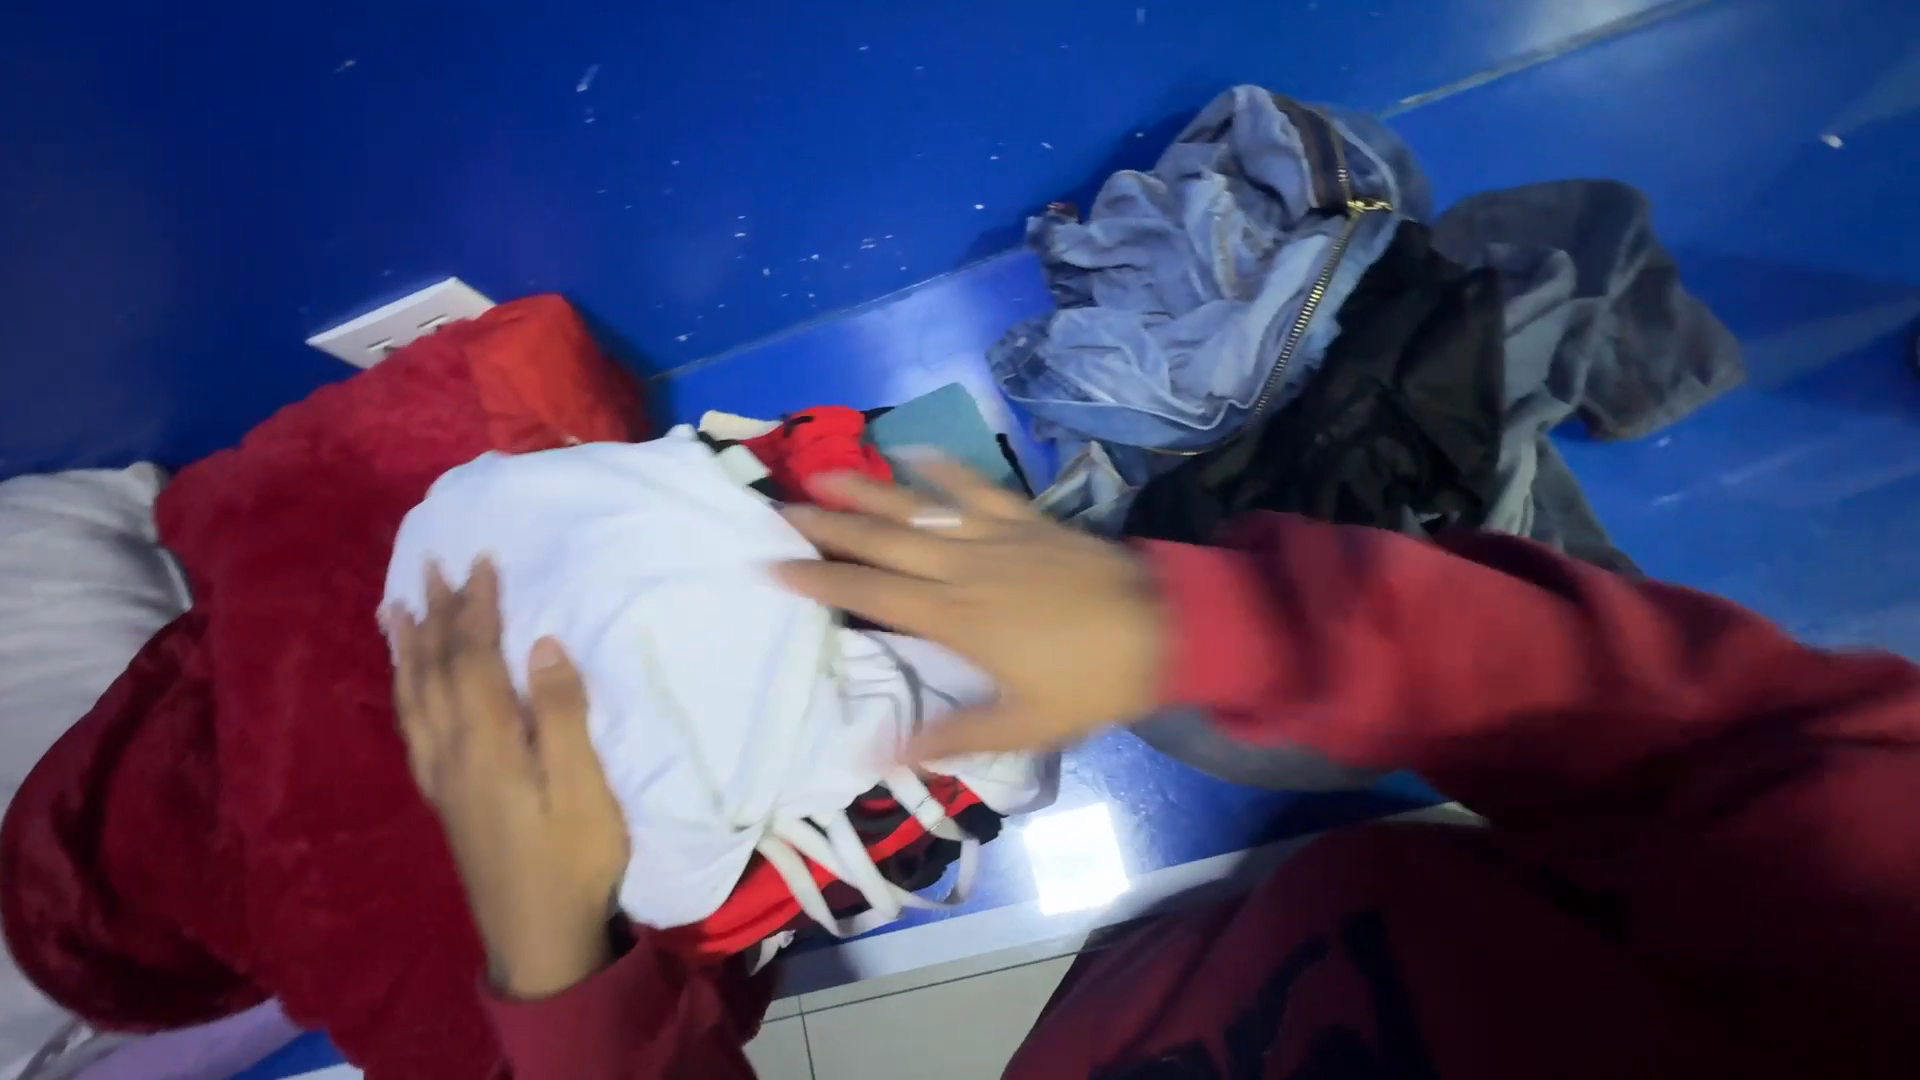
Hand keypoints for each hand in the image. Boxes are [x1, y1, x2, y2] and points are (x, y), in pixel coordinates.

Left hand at [387, 559, 629, 998]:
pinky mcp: (446, 796)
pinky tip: (411, 685)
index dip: (475, 609)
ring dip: (408, 649)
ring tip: (398, 610)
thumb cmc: (573, 854)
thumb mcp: (582, 785)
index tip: (482, 562)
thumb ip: (560, 714)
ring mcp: (443, 777)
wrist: (540, 934)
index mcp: (487, 744)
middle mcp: (451, 753)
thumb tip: (541, 645)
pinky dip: (406, 691)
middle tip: (430, 567)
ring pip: (413, 698)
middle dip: (433, 615)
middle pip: (433, 672)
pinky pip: (414, 726)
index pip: (472, 660)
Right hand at [775, 457, 1165, 759]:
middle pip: (883, 540)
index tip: (772, 565)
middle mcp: (965, 568)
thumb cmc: (1092, 682)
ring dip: (869, 490)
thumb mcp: (1024, 725)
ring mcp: (996, 536)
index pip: (871, 593)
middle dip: (825, 525)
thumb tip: (877, 756)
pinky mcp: (1027, 518)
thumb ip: (950, 736)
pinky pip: (978, 486)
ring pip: (920, 507)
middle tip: (775, 508)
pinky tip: (915, 450)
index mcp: (957, 618)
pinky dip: (945, 467)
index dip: (819, 578)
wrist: (1166, 629)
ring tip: (822, 473)